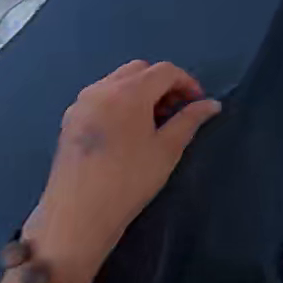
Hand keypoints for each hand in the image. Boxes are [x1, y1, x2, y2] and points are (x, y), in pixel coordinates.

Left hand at [22, 61, 220, 282]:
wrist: (80, 213)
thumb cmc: (130, 179)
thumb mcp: (168, 149)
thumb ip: (190, 120)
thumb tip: (212, 104)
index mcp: (128, 92)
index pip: (164, 71)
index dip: (187, 83)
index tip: (198, 104)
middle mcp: (101, 88)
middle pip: (140, 70)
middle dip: (163, 84)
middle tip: (177, 111)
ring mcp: (81, 103)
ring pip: (118, 81)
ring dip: (141, 91)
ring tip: (154, 122)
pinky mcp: (70, 119)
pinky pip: (101, 96)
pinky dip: (121, 101)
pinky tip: (128, 130)